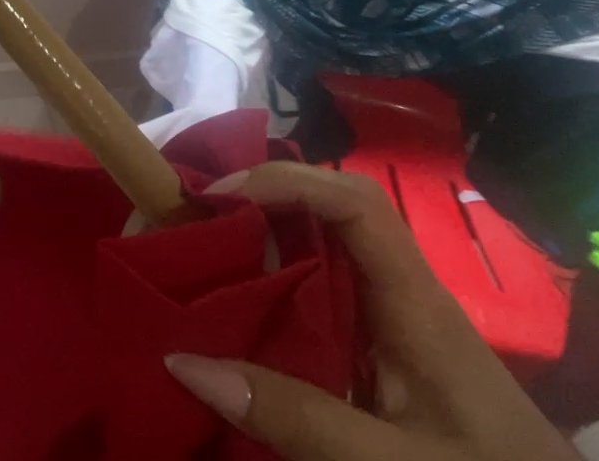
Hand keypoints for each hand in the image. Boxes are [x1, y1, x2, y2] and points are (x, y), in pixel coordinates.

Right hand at [164, 163, 581, 460]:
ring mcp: (390, 323)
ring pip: (319, 250)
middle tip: (188, 216)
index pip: (356, 205)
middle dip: (258, 199)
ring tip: (193, 248)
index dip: (287, 181)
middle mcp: (400, 296)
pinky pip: (315, 293)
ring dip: (257, 238)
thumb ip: (297, 418)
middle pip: (329, 211)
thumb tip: (182, 360)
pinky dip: (265, 283)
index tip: (220, 195)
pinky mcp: (378, 353)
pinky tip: (228, 305)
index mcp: (416, 305)